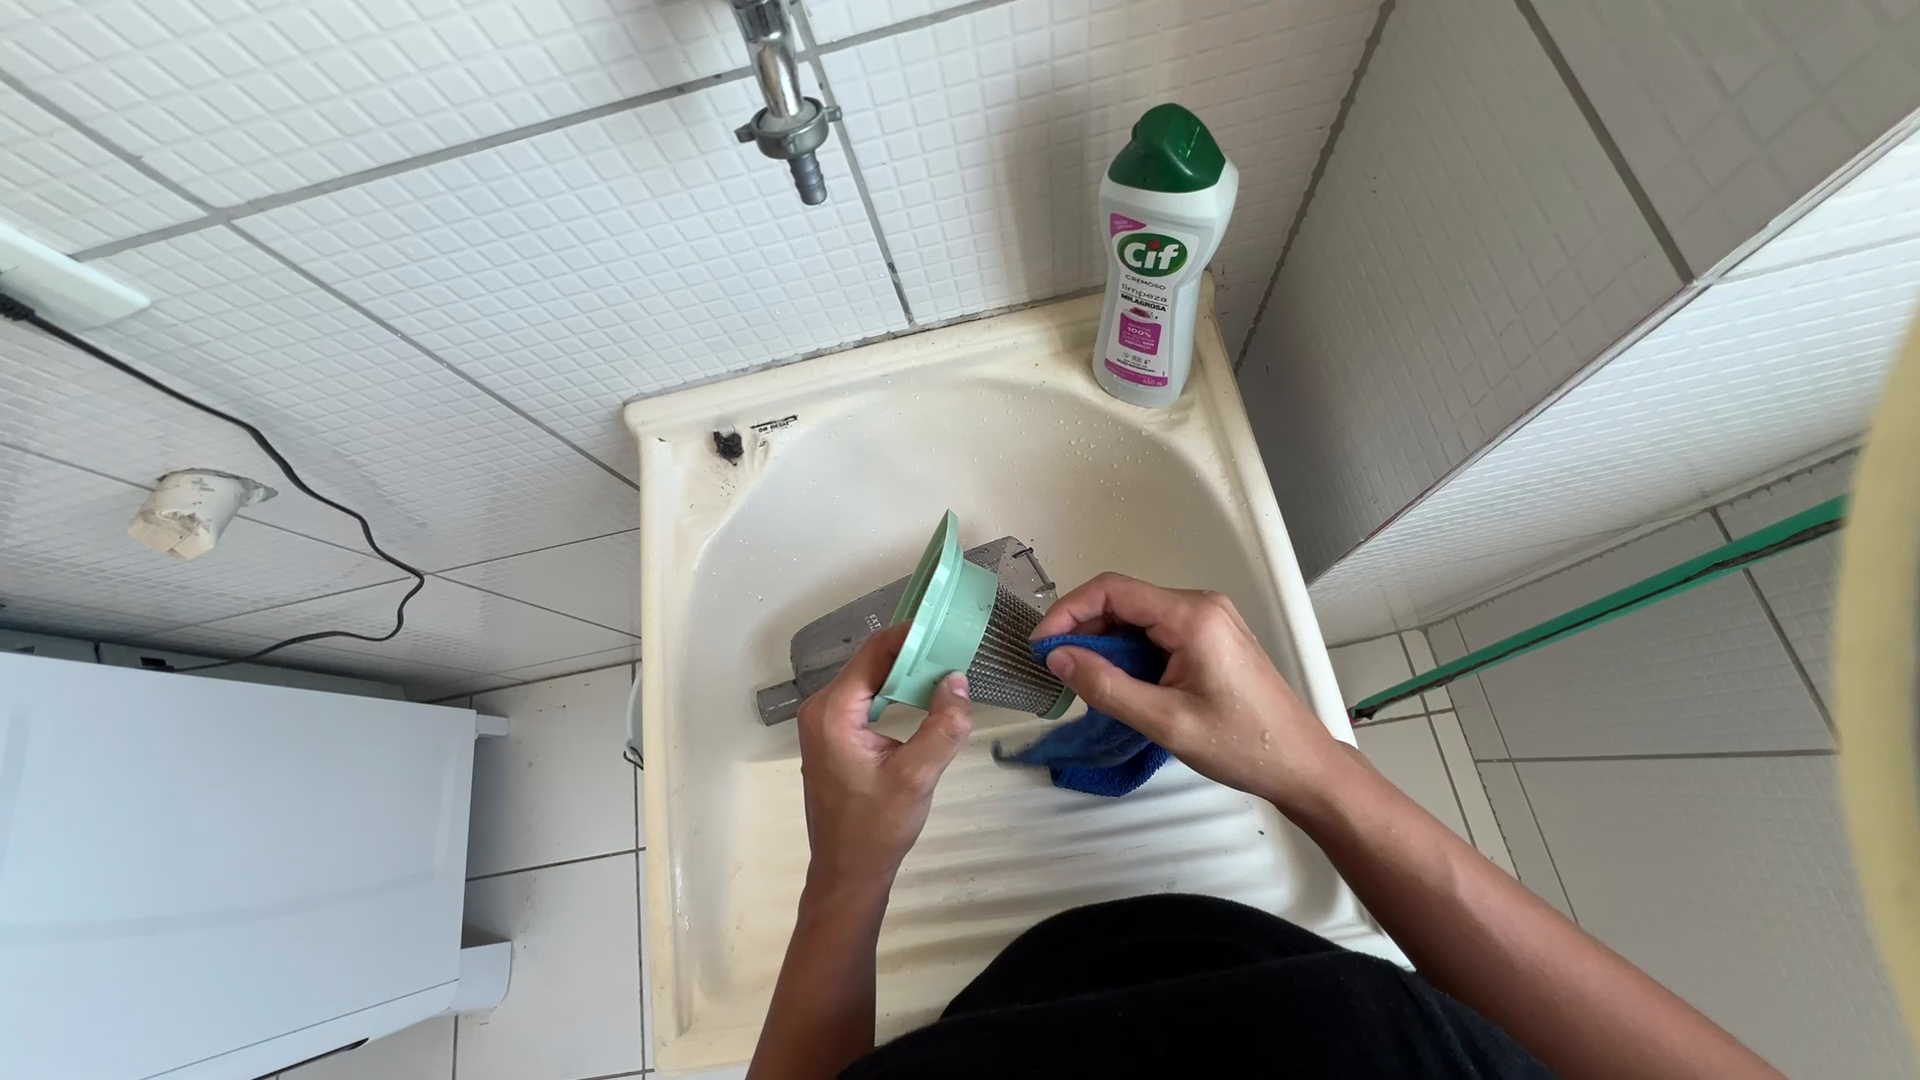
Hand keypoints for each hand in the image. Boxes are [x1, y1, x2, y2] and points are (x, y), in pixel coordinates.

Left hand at [794, 623, 973, 895]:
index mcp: (833, 712)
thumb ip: (942, 726)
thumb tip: (957, 680)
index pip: (873, 653)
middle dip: (911, 653)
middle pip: (870, 663)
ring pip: (869, 679)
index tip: (945, 629)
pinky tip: (922, 695)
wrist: (848, 872)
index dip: (910, 636)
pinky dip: (894, 691)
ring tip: (944, 668)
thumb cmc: (877, 828)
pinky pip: (866, 697)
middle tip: (952, 648)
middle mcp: (821, 708)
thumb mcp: (917, 777)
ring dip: (904, 672)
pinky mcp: (833, 733)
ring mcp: (823, 721)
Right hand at [1031, 572, 1342, 809]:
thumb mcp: (1165, 721)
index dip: (1069, 611)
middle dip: (1083, 628)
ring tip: (1082, 679)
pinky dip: (1127, 651)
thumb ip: (1106, 686)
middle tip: (1056, 667)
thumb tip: (1058, 658)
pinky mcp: (1209, 636)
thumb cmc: (1242, 745)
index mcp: (1192, 616)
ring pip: (1136, 617)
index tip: (1042, 644)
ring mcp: (1207, 618)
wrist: (1302, 765)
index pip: (1113, 590)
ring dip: (1104, 642)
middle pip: (1123, 600)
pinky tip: (1116, 680)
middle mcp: (1200, 605)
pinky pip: (1155, 631)